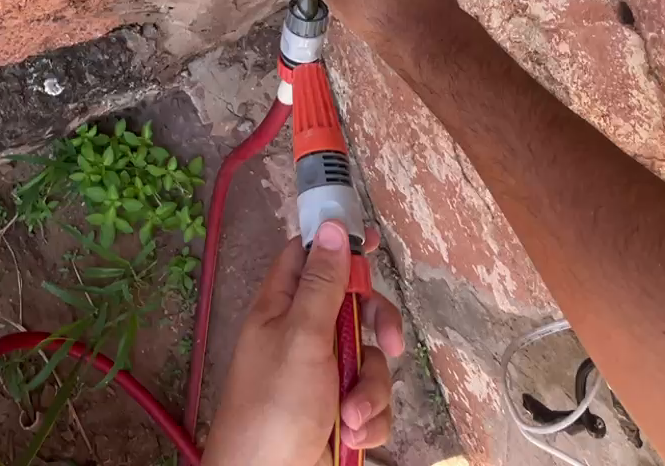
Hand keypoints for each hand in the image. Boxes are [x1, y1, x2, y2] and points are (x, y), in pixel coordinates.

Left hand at [201, 221, 405, 465]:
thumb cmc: (275, 405)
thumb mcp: (301, 336)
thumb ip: (321, 283)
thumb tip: (332, 225)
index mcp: (282, 305)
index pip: (309, 255)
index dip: (337, 243)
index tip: (371, 239)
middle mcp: (302, 332)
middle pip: (352, 305)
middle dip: (376, 327)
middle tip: (389, 342)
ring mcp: (321, 373)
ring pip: (368, 357)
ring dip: (368, 390)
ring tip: (350, 418)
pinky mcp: (338, 410)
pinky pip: (370, 399)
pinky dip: (368, 420)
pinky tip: (352, 438)